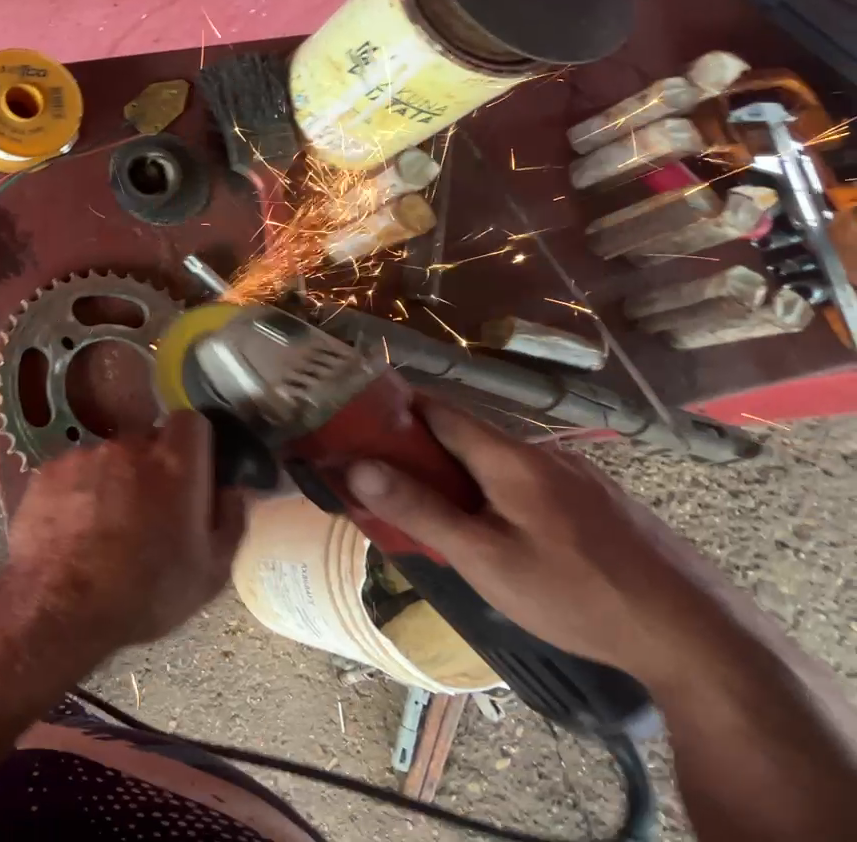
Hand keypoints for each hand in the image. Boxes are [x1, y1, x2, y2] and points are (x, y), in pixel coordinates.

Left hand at [6, 410, 244, 649]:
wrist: (59, 607)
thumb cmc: (145, 594)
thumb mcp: (210, 571)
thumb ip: (229, 518)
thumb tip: (232, 489)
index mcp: (174, 465)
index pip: (191, 422)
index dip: (195, 444)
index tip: (193, 472)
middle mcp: (126, 448)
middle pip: (147, 442)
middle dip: (152, 468)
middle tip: (150, 511)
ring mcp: (81, 456)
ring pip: (107, 458)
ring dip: (113, 480)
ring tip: (106, 527)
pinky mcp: (46, 471)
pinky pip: (73, 472)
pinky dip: (78, 491)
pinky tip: (75, 528)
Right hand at [345, 400, 740, 685]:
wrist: (700, 640)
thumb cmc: (578, 596)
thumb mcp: (484, 559)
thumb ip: (419, 510)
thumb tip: (356, 466)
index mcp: (513, 459)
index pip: (438, 410)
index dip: (390, 410)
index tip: (350, 424)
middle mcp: (546, 456)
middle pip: (465, 438)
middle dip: (416, 453)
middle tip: (377, 483)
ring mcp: (579, 479)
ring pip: (496, 465)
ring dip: (455, 478)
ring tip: (427, 515)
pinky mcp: (601, 505)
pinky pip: (527, 485)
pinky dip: (492, 495)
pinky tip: (492, 534)